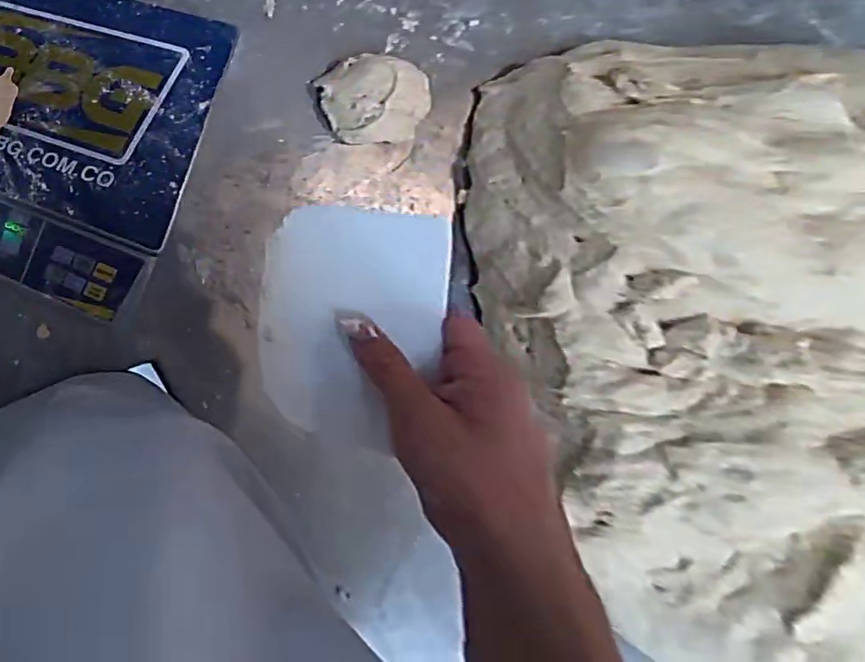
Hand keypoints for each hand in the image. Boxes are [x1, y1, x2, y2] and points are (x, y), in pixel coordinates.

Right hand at [341, 310, 564, 555]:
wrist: (513, 560)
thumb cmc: (467, 478)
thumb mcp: (415, 414)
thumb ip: (384, 364)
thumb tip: (355, 319)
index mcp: (491, 373)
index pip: (449, 321)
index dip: (409, 309)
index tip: (366, 303)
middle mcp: (502, 391)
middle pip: (444, 351)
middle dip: (401, 346)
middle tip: (352, 336)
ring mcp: (498, 422)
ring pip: (443, 384)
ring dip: (408, 380)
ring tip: (361, 370)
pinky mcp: (489, 449)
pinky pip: (448, 411)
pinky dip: (420, 407)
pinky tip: (390, 414)